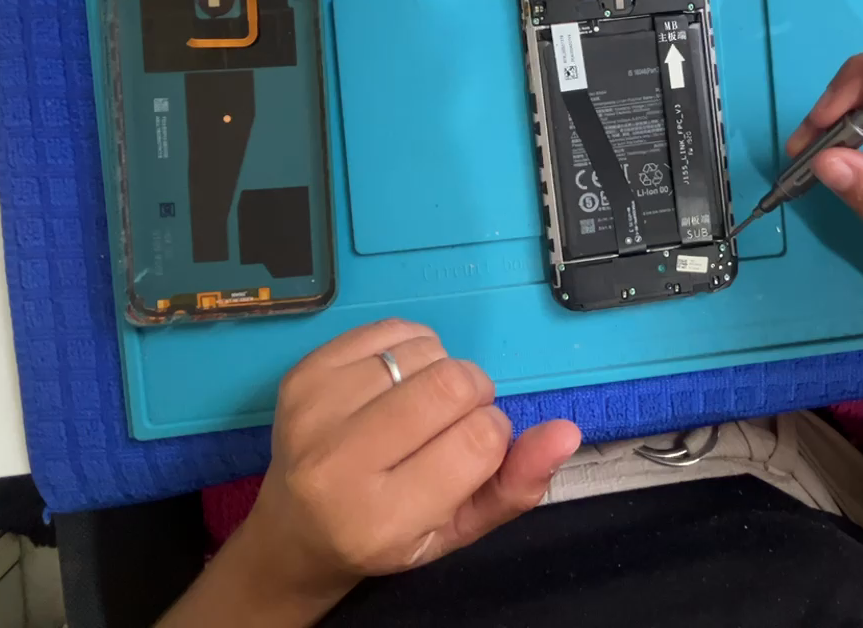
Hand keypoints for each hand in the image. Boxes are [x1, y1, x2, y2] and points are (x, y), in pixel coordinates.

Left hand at [207, 320, 581, 622]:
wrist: (296, 530)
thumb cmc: (387, 534)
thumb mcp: (458, 529)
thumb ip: (517, 485)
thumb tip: (567, 432)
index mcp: (380, 518)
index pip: (479, 438)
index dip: (493, 433)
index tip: (473, 448)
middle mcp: (338, 463)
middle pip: (452, 383)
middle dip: (473, 391)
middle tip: (454, 417)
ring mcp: (314, 411)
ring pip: (424, 350)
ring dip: (440, 368)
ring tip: (420, 402)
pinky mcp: (303, 373)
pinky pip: (389, 328)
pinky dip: (411, 345)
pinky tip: (397, 378)